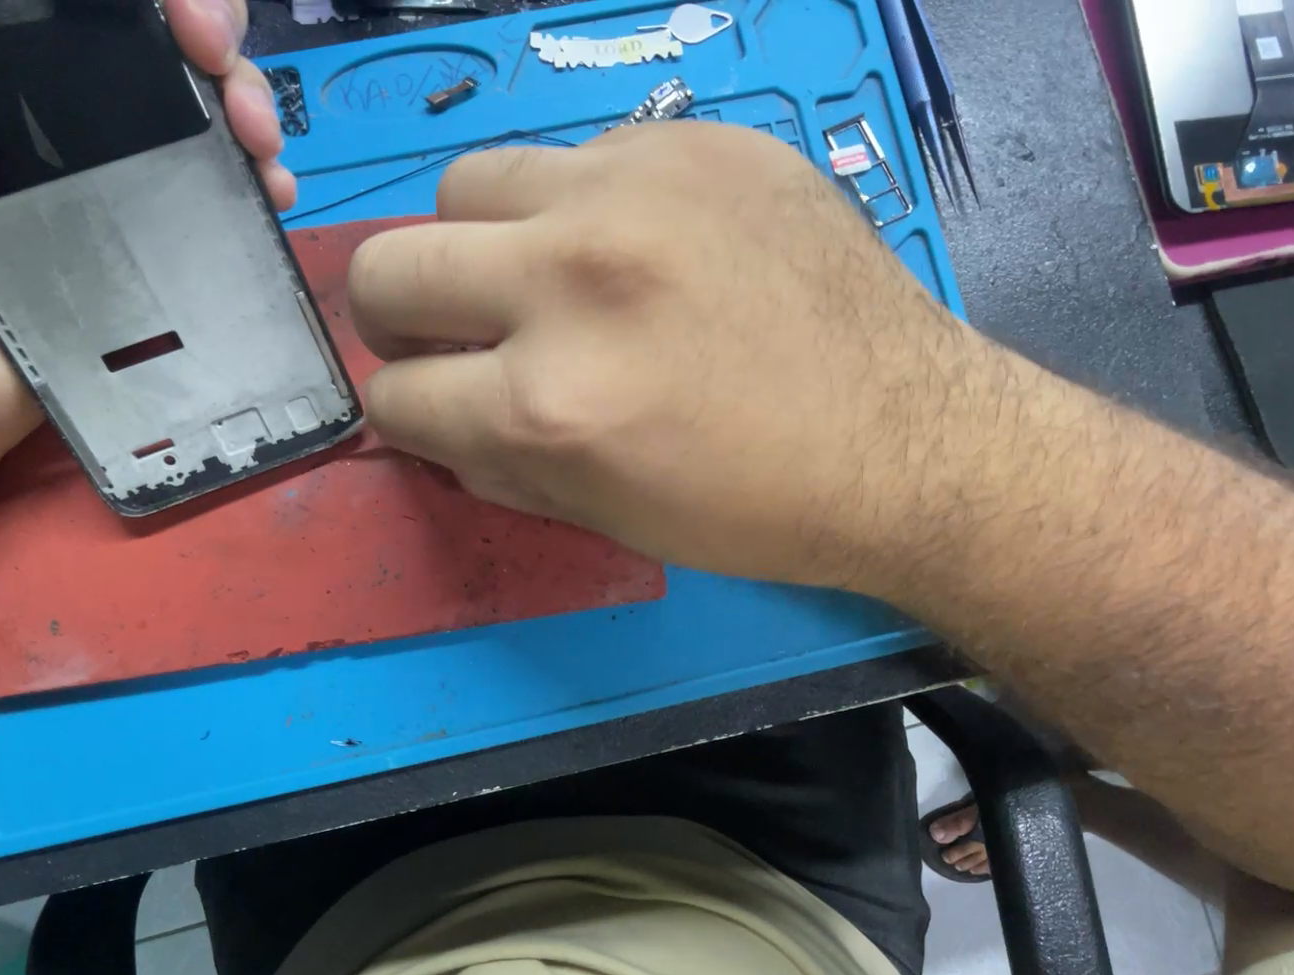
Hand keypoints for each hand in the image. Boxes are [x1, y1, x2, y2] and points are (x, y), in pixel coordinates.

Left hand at [0, 0, 291, 498]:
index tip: (156, 0)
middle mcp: (39, 97)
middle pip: (147, 29)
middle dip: (202, 18)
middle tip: (208, 49)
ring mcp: (107, 174)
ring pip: (200, 101)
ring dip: (246, 94)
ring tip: (253, 130)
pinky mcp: (151, 243)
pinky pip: (222, 198)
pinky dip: (260, 181)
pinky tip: (270, 185)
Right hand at [351, 122, 1015, 588]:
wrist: (908, 444)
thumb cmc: (751, 508)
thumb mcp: (602, 514)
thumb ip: (492, 462)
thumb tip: (429, 418)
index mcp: (546, 406)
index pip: (393, 397)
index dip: (408, 416)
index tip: (442, 411)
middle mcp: (569, 281)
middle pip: (385, 266)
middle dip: (404, 319)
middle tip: (459, 338)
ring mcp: (634, 193)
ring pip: (465, 184)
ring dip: (480, 244)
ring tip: (544, 278)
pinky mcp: (694, 140)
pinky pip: (574, 159)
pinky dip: (578, 210)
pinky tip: (642, 249)